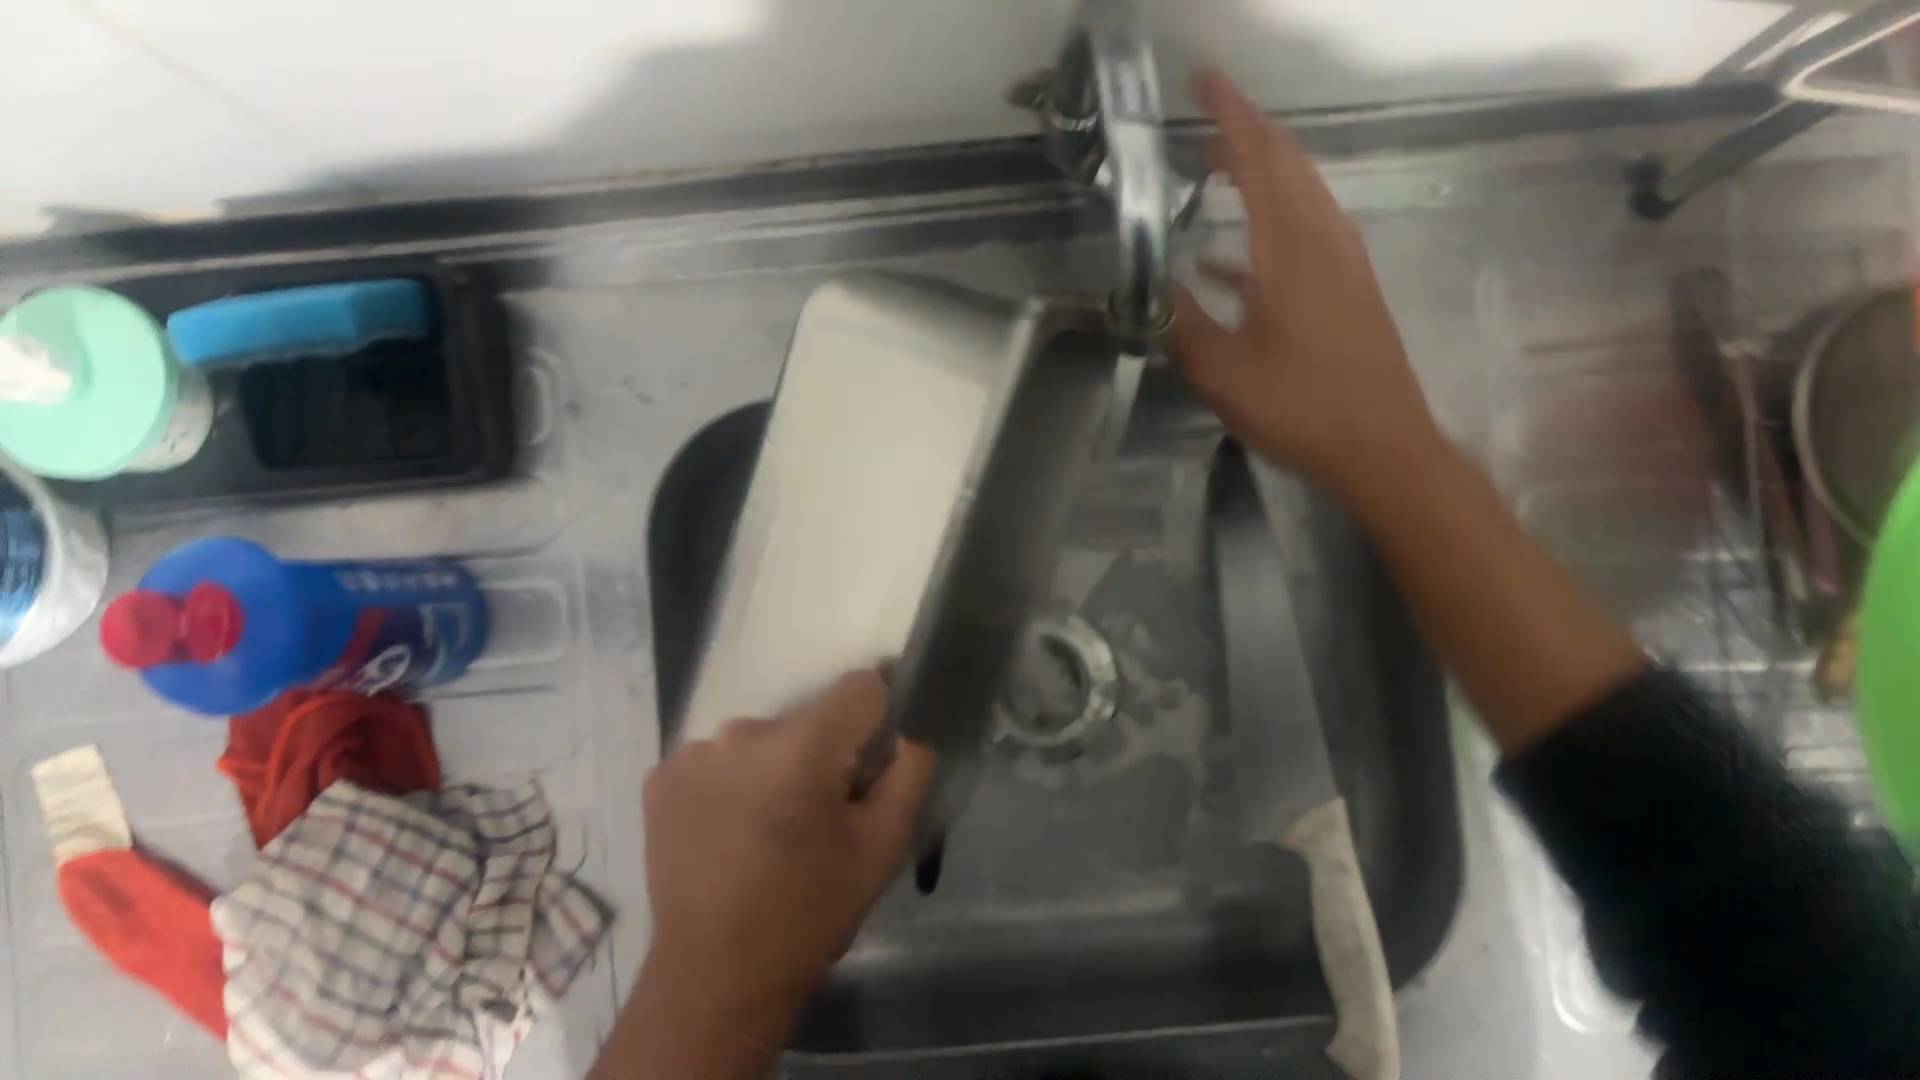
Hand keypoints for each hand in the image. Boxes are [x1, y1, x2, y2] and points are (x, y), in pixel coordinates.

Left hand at [641, 669, 936, 1019]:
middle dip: (822, 754)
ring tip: (769, 827)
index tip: (871, 763)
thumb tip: (909, 726)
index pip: (861, 687)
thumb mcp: (884, 846)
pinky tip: (728, 830)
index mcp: (801, 747)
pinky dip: (730, 783)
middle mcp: (742, 731)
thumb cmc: (809, 912)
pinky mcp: (661, 775)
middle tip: (819, 815)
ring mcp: (693, 752)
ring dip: (773, 768)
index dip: (877, 718)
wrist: (716, 977)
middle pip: (807, 718)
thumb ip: (910, 770)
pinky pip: (717, 759)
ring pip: (761, 739)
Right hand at [1167, 69, 1442, 491]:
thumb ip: (1178, 323)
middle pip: (1289, 164)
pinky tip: (1235, 255)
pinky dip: (1273, 222)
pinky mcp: (1351, 290)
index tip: (1203, 79)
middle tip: (1205, 121)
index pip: (1259, 159)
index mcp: (1290, 250)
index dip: (1231, 114)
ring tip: (1220, 169)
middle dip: (1247, 134)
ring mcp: (1344, 264)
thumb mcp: (1221, 372)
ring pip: (1304, 195)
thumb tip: (1145, 286)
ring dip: (1265, 172)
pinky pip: (1310, 232)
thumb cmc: (1300, 407)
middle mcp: (1324, 242)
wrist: (1382, 447)